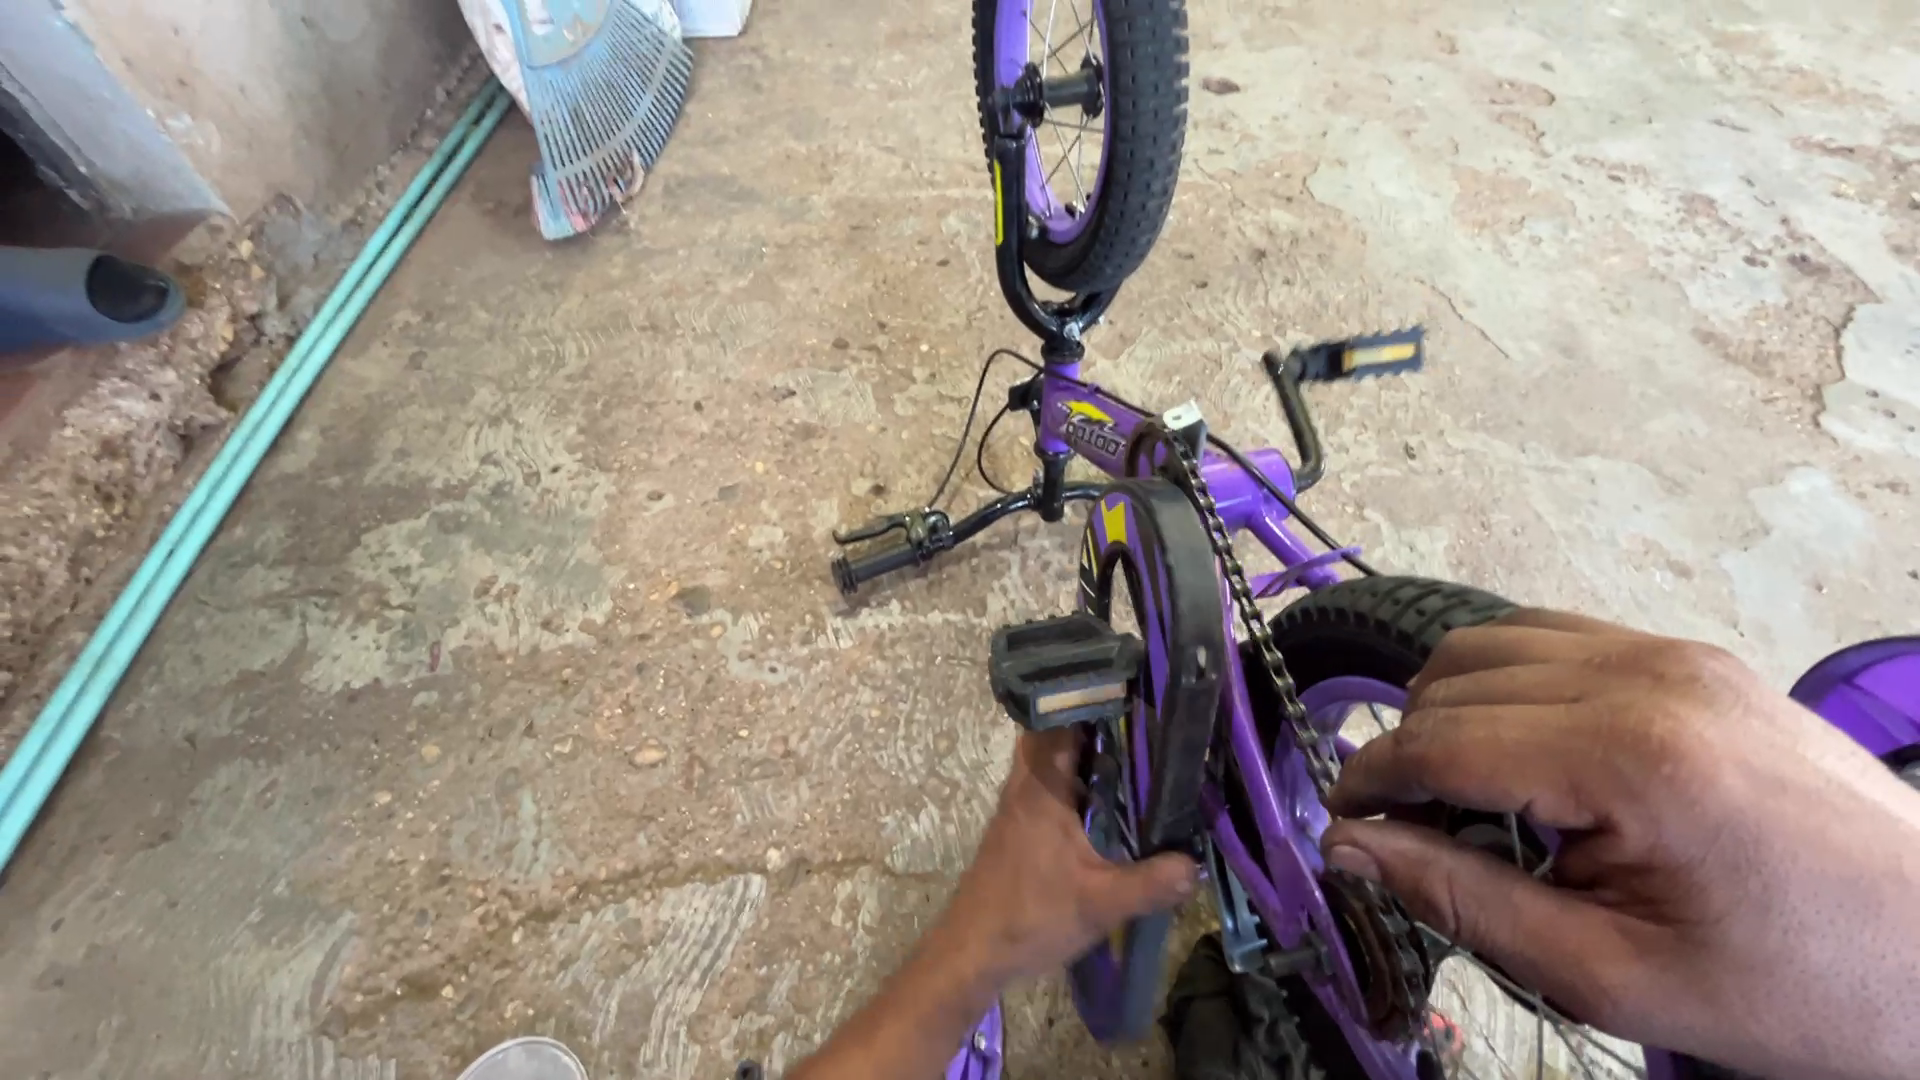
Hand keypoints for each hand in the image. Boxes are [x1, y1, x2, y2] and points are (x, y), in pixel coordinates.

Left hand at [788, 729, 1196, 1079]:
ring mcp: (1019, 801)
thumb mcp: (1099, 904)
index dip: (1090, 695)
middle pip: (1055, 730)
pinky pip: (1049, 779)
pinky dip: (1076, 774)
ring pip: (1050, 755)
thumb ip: (1151, 882)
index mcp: (1041, 786)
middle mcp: (1026, 783)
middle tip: (1141, 710)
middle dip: (1092, 716)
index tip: (1128, 680)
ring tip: (1135, 744)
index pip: (1059, 719)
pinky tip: (1108, 795)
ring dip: (1084, 746)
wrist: (973, 949)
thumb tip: (1196, 863)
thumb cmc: (1030, 917)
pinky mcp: (1019, 822)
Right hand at [1321, 611, 1919, 1079]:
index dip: (1370, 779)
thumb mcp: (1610, 976)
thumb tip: (1341, 845)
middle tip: (1417, 823)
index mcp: (1630, 758)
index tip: (1345, 823)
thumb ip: (1458, 898)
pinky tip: (1515, 736)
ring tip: (1464, 778)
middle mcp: (1641, 676)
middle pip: (1449, 685)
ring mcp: (1666, 650)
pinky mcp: (1681, 650)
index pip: (1439, 741)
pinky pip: (1537, 633)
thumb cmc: (1794, 989)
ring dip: (1443, 706)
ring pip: (1481, 644)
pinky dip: (1494, 677)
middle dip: (1406, 751)